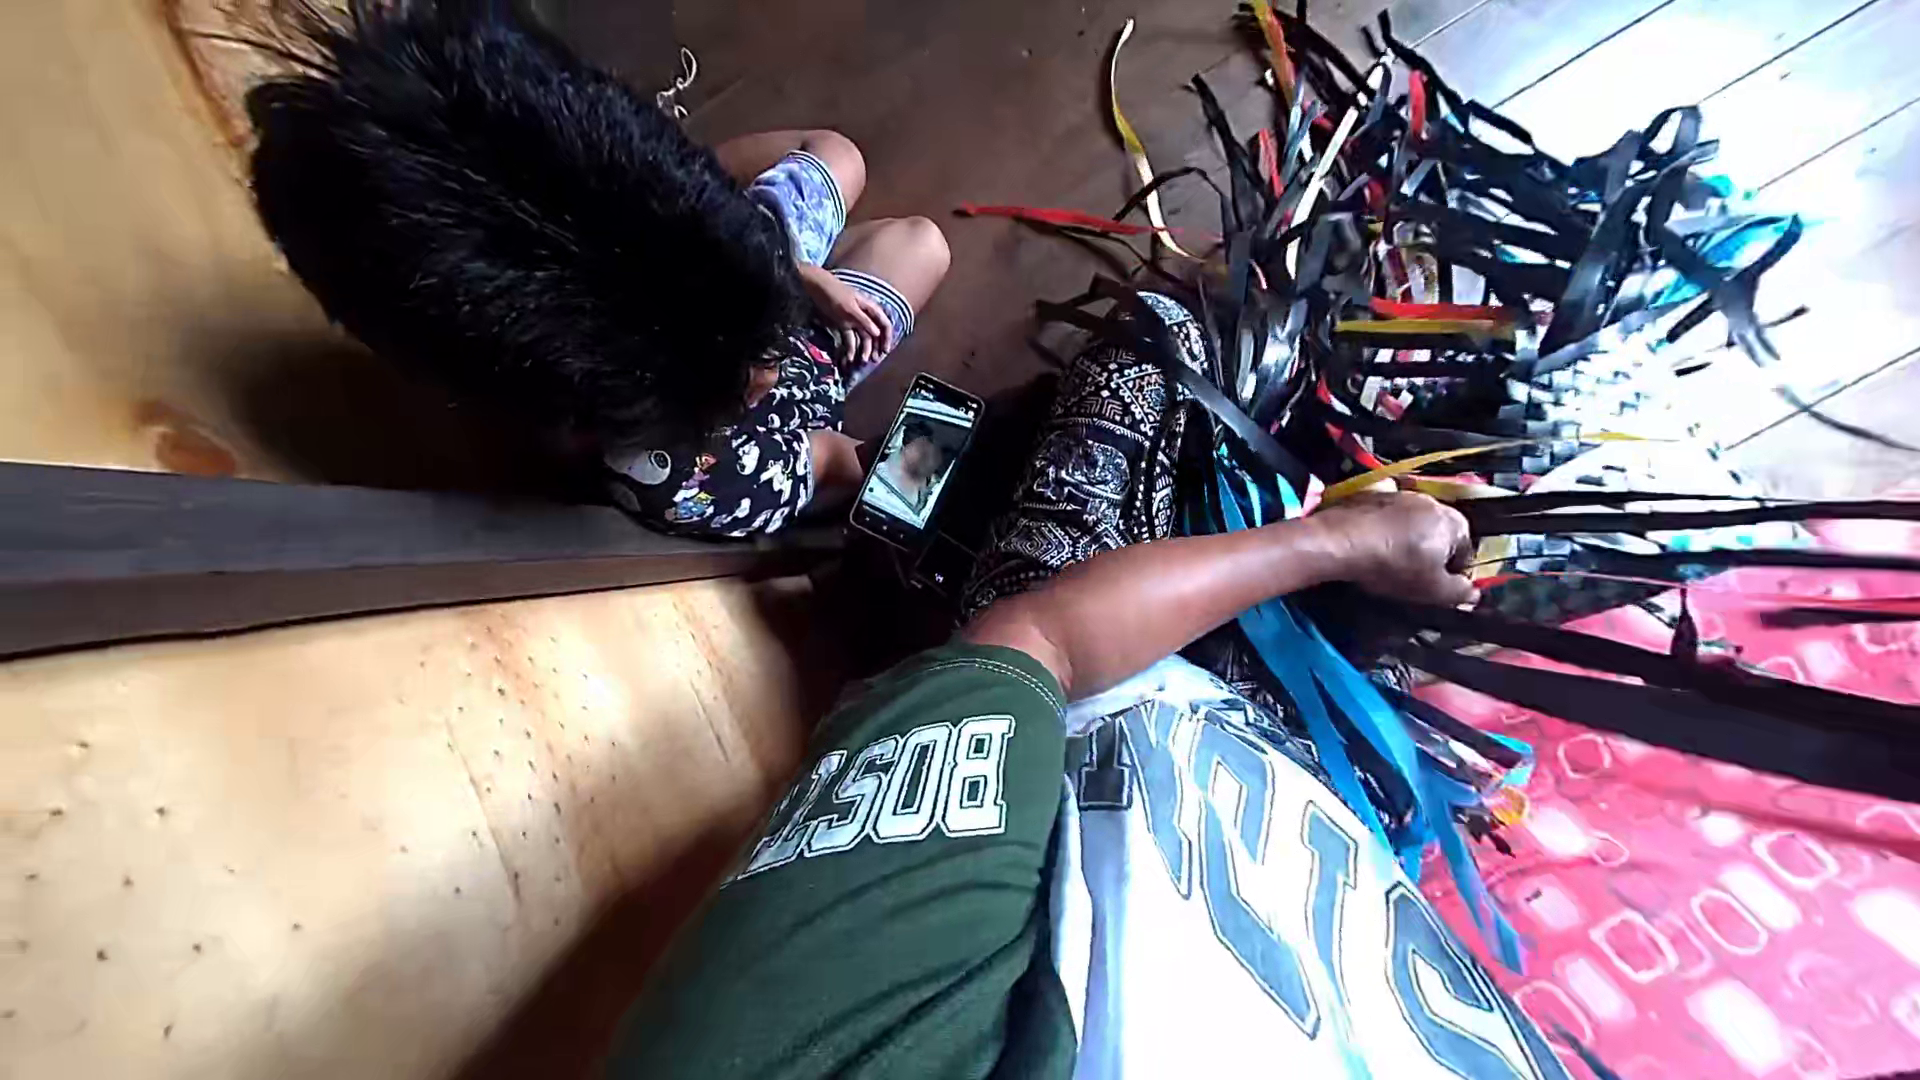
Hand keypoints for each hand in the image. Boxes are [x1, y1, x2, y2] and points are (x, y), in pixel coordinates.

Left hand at [798, 265, 892, 368]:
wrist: (816, 287)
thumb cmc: (835, 293)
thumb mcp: (850, 308)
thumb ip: (864, 321)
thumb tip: (877, 334)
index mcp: (870, 309)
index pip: (885, 324)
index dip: (887, 338)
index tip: (885, 351)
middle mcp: (865, 316)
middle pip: (876, 334)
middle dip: (876, 347)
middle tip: (875, 360)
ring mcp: (854, 321)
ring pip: (864, 338)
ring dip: (864, 350)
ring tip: (862, 361)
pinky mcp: (844, 326)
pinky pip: (851, 339)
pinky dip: (851, 348)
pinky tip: (849, 358)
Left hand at [1306, 491, 1478, 605]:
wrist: (1338, 541)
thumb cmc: (1393, 565)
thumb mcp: (1432, 589)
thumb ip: (1459, 592)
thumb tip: (1472, 593)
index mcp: (1455, 522)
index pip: (1463, 552)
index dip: (1449, 573)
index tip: (1430, 586)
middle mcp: (1430, 500)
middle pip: (1435, 533)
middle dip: (1425, 552)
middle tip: (1404, 573)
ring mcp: (1396, 494)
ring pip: (1407, 522)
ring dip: (1400, 538)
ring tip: (1381, 558)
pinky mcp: (1365, 493)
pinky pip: (1378, 513)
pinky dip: (1376, 525)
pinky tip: (1363, 540)